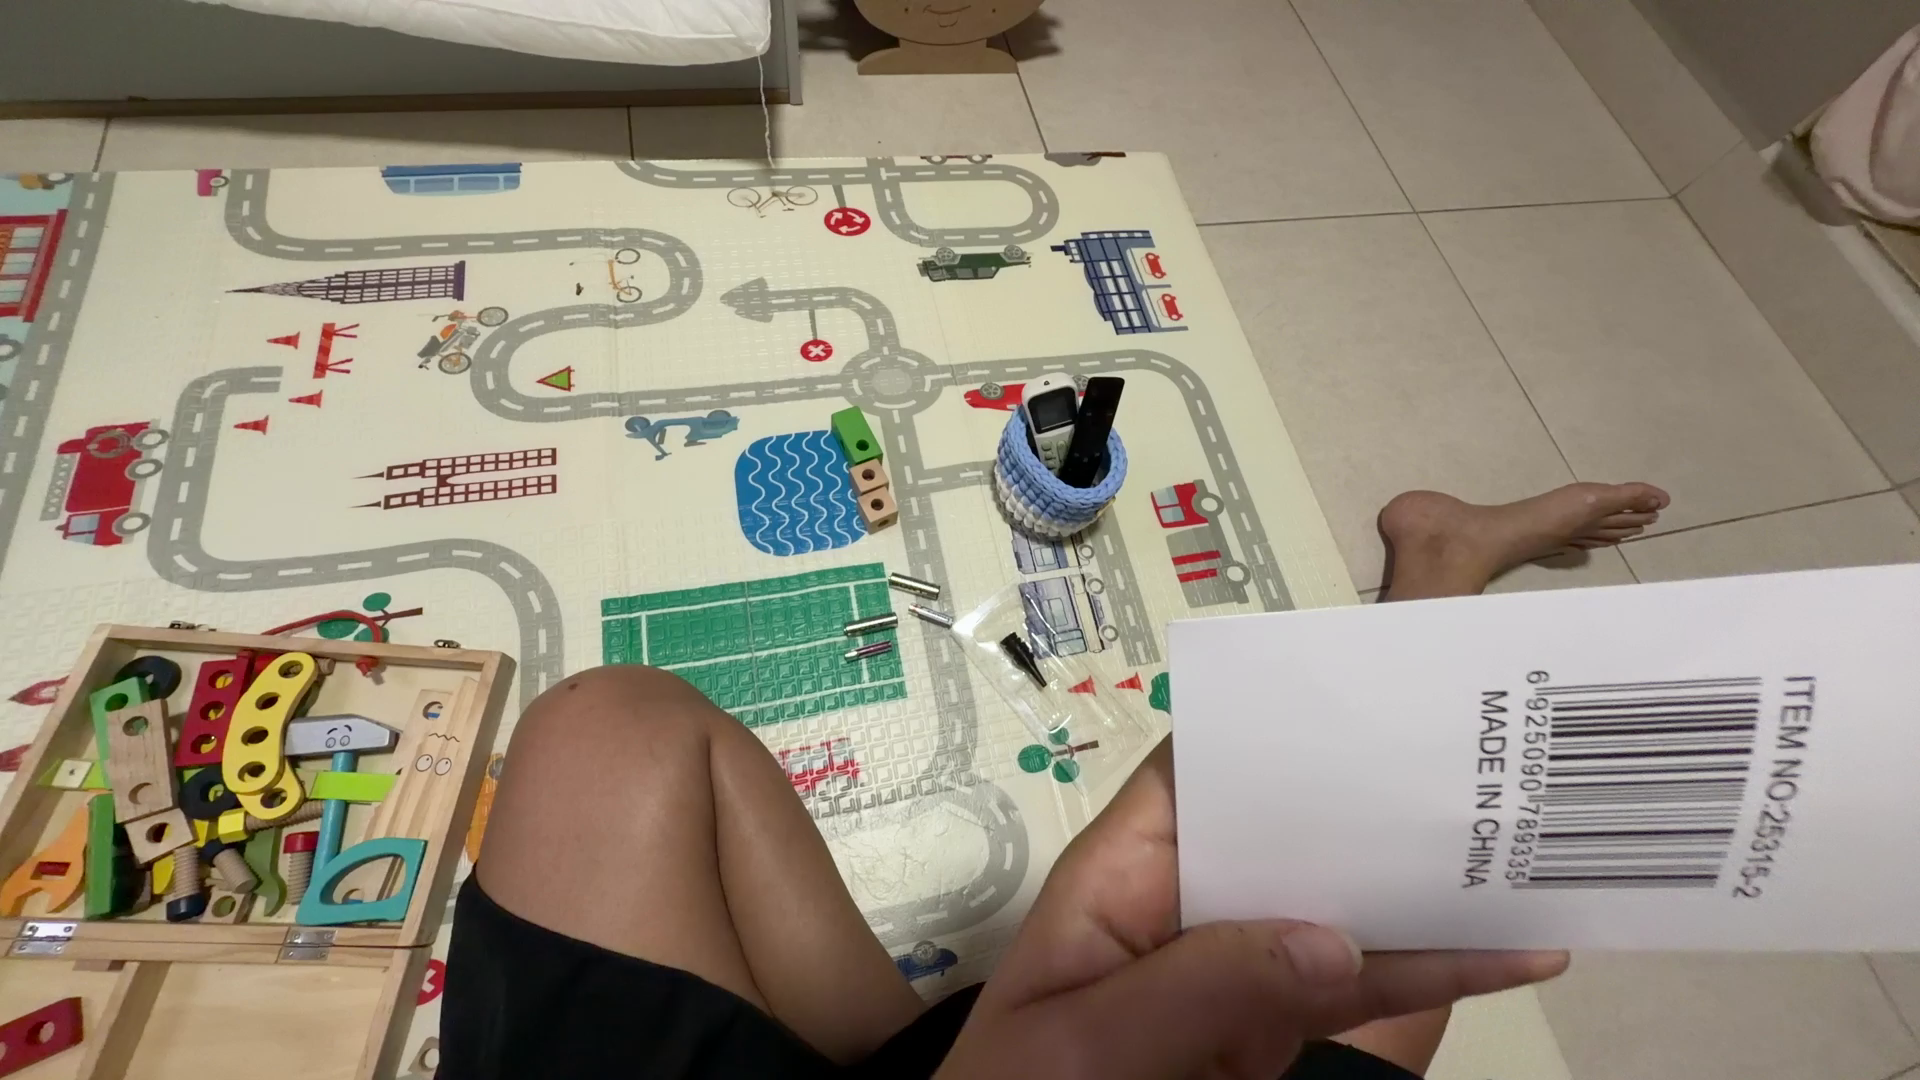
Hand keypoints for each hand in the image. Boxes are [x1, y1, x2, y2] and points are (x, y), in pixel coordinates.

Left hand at [936, 737, 1567, 1078]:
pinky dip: (1428, 978)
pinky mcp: (1276, 1033)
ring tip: (1514, 851)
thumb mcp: (1091, 1035)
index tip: (1351, 709)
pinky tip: (1505, 956)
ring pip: (1330, 909)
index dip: (1257, 735)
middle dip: (1356, 804)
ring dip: (1411, 887)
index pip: (1190, 778)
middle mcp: (1186, 904)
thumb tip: (1331, 938)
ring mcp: (1237, 969)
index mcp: (1123, 874)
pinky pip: (1357, 994)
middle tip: (1468, 770)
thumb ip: (1200, 984)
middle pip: (1275, 833)